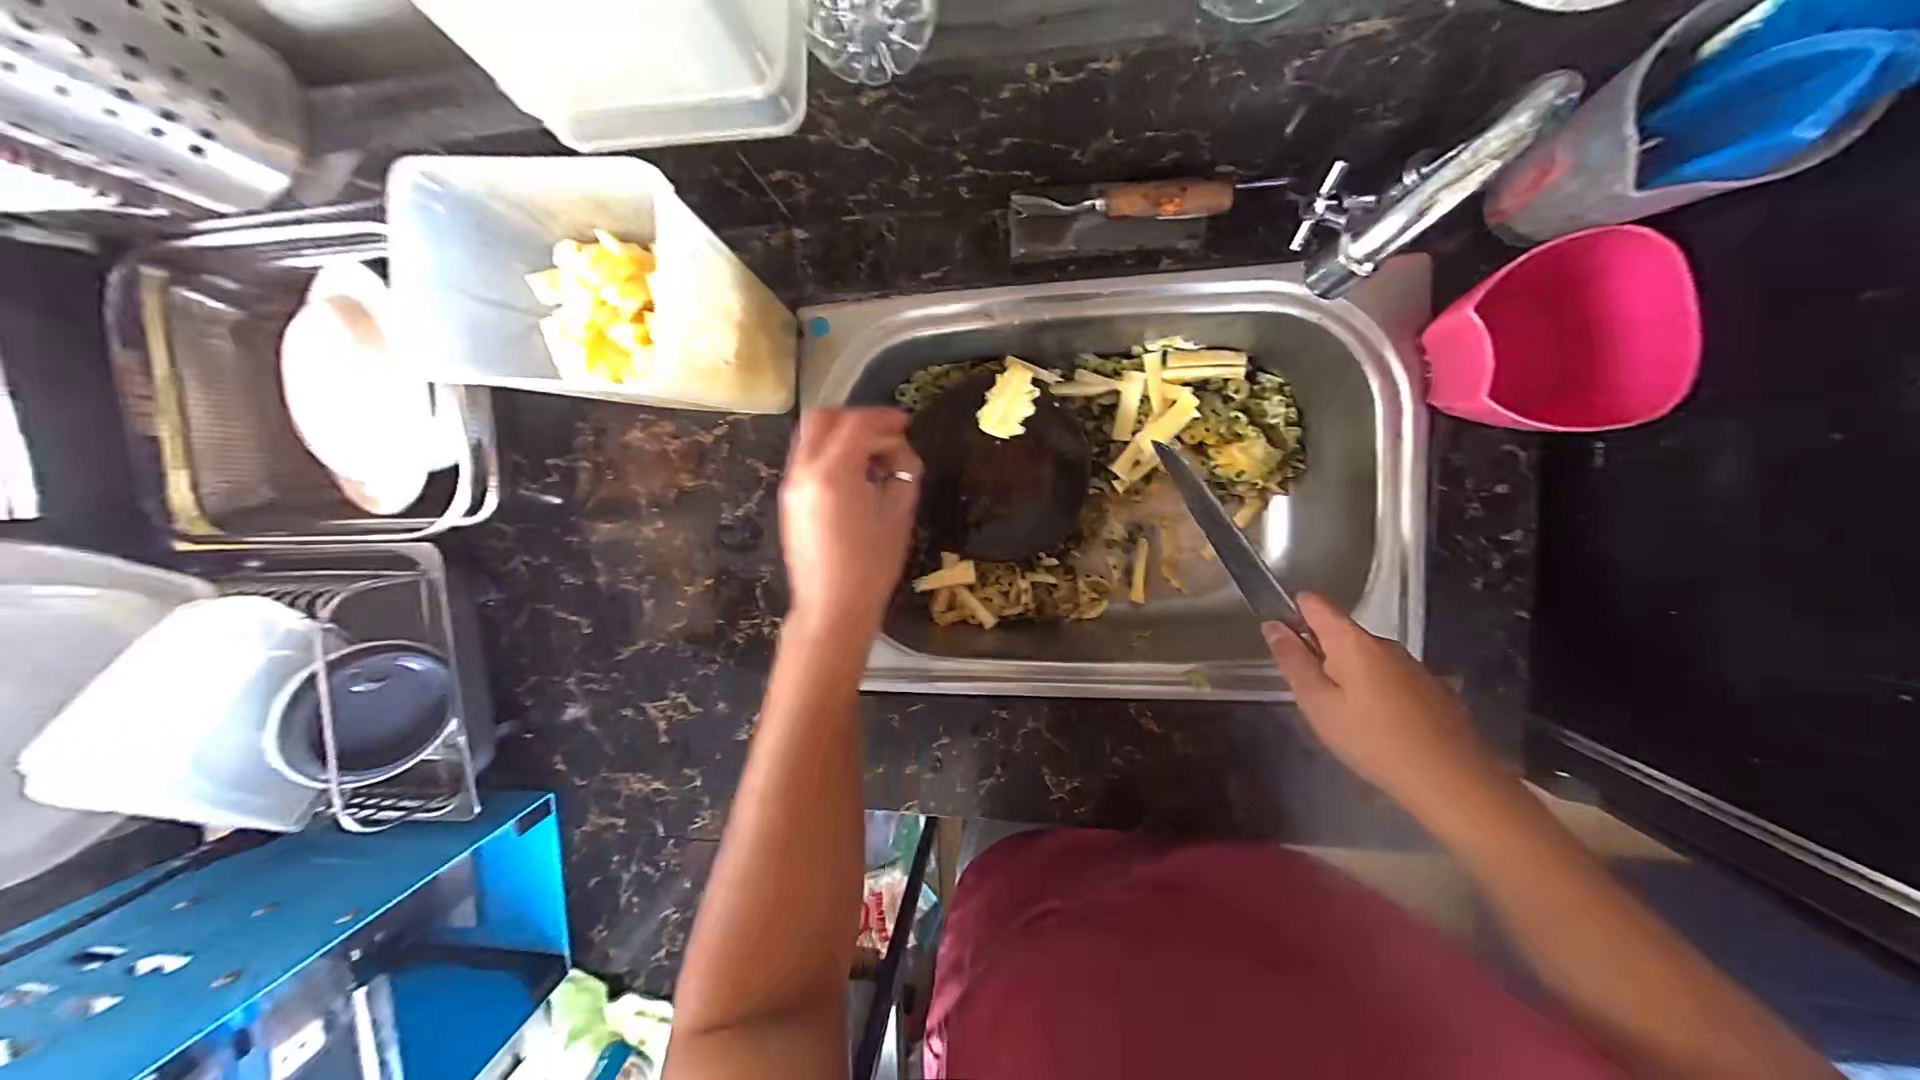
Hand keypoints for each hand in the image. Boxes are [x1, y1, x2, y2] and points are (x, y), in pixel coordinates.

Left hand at [780, 407, 922, 635]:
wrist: (832, 607)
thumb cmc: (871, 566)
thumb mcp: (899, 514)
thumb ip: (903, 470)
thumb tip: (900, 451)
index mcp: (832, 473)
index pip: (856, 424)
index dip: (884, 417)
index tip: (905, 422)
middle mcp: (804, 471)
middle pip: (823, 418)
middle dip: (856, 418)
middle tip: (885, 432)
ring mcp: (791, 485)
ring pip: (810, 436)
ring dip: (841, 433)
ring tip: (872, 454)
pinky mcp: (789, 499)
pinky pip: (806, 458)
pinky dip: (829, 452)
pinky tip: (854, 473)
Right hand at [1265, 594, 1498, 808]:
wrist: (1454, 781)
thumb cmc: (1373, 741)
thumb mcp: (1318, 704)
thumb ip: (1293, 661)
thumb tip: (1273, 626)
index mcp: (1353, 641)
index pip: (1315, 603)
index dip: (1292, 612)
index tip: (1282, 644)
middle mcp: (1385, 644)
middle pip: (1340, 631)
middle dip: (1318, 651)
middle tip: (1309, 694)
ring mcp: (1413, 665)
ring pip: (1365, 656)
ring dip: (1346, 672)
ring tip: (1341, 713)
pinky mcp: (1433, 688)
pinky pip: (1389, 676)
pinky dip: (1373, 689)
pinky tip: (1377, 724)